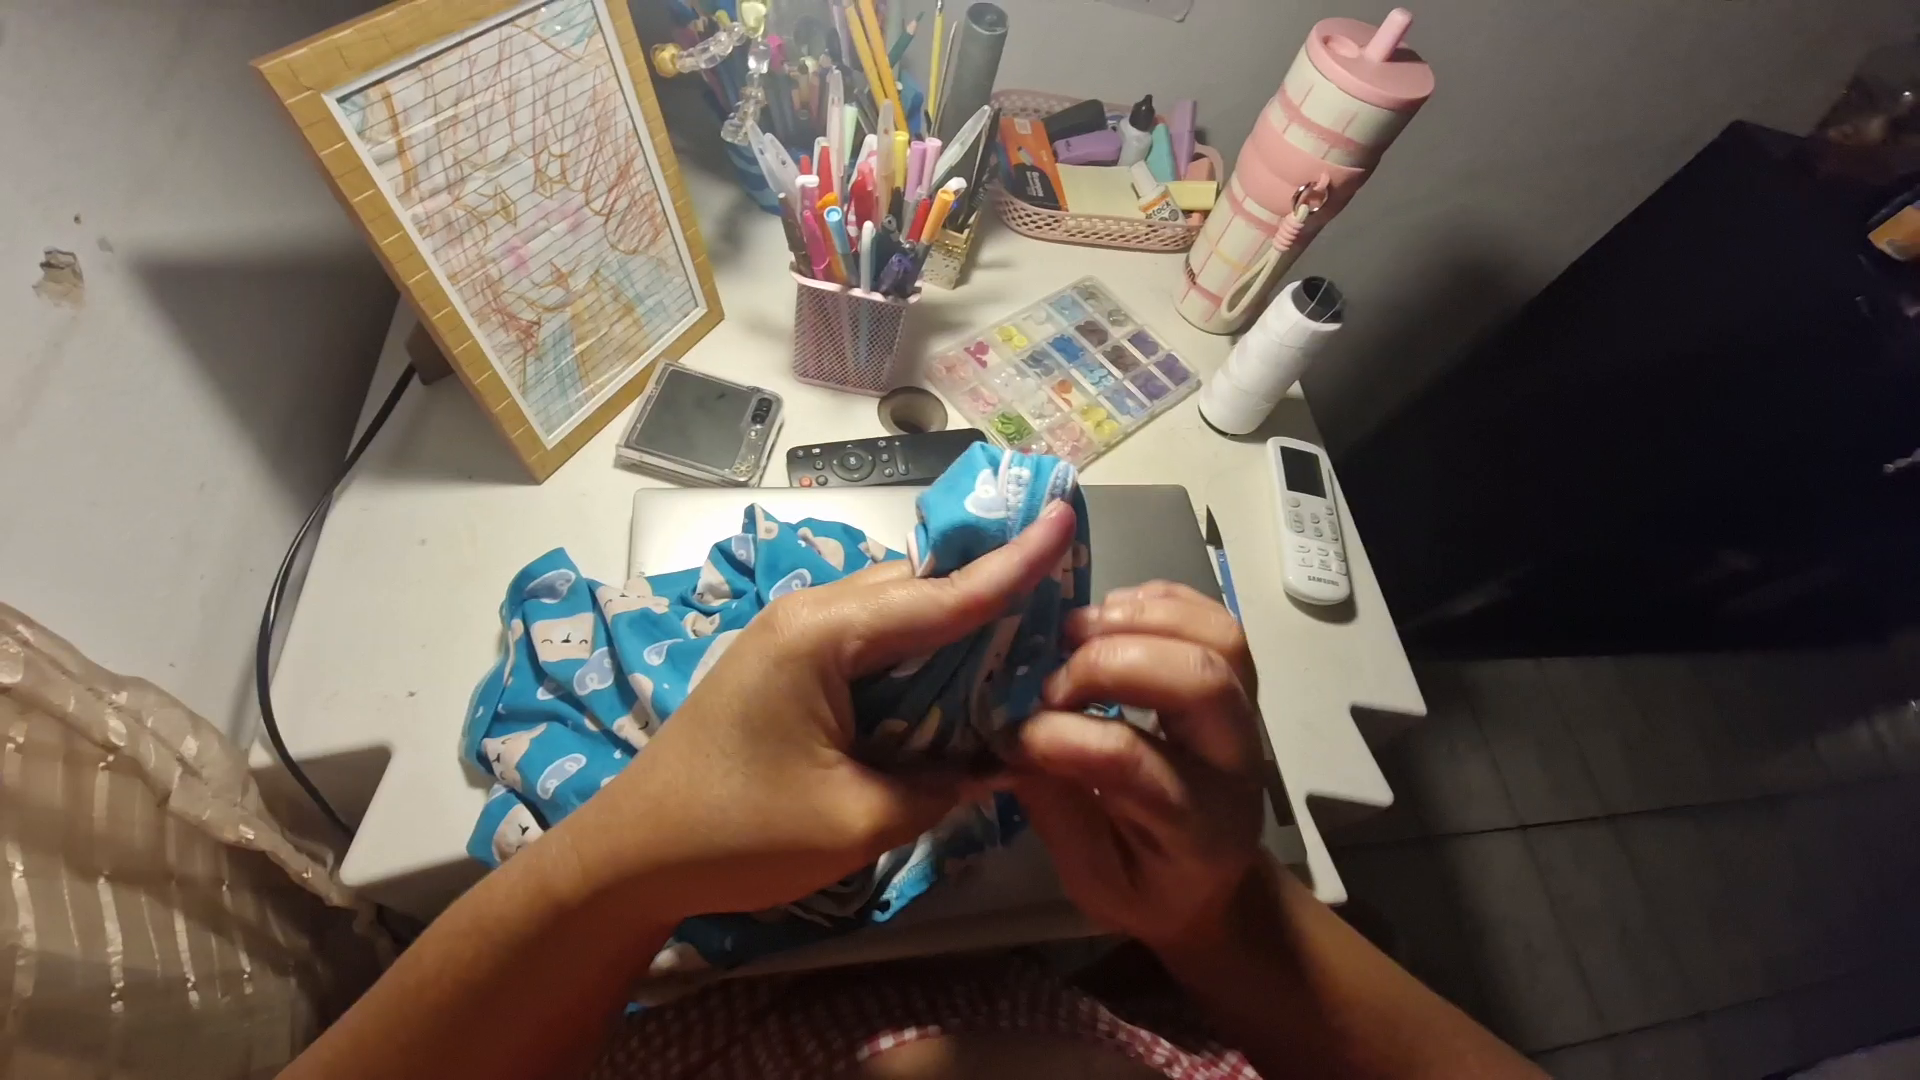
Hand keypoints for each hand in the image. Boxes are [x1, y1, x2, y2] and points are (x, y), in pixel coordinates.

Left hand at [550, 501, 1078, 923]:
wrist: (632, 856)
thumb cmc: (737, 836)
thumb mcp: (857, 821)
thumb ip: (942, 785)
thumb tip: (1001, 761)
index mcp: (824, 635)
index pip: (941, 596)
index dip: (1013, 564)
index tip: (1066, 520)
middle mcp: (812, 613)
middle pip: (920, 589)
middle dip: (990, 592)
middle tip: (1059, 606)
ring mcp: (798, 633)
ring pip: (899, 612)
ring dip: (955, 627)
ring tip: (1020, 643)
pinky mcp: (794, 661)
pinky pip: (874, 641)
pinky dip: (920, 656)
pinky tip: (952, 681)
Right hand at [1010, 582, 1265, 951]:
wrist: (1210, 876)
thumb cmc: (1144, 882)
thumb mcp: (1089, 875)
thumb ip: (1052, 803)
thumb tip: (1004, 735)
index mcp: (1198, 827)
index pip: (1132, 760)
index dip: (1059, 736)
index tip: (1011, 737)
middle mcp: (1236, 760)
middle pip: (1197, 681)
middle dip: (1108, 664)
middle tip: (1053, 681)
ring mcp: (1246, 711)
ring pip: (1217, 638)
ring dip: (1137, 619)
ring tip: (1076, 631)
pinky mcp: (1237, 678)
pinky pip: (1214, 617)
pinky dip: (1158, 600)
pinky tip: (1109, 614)